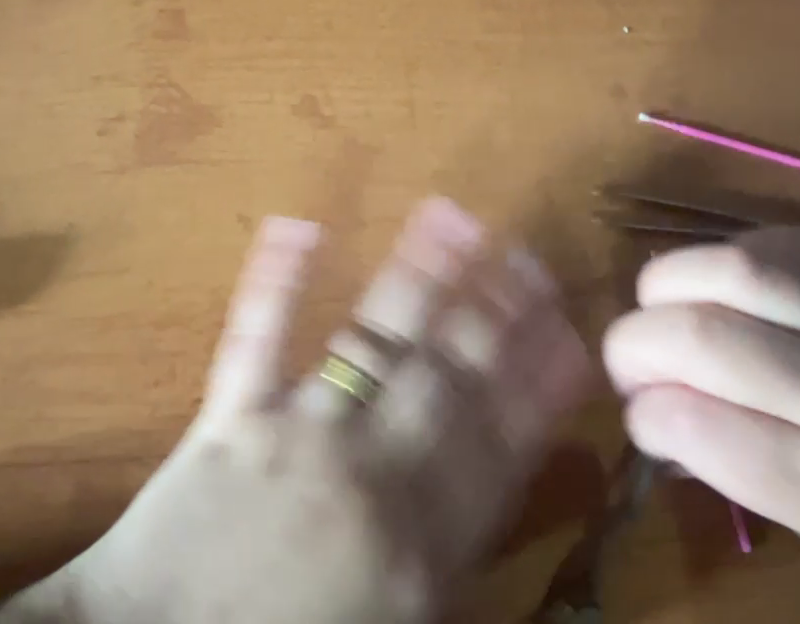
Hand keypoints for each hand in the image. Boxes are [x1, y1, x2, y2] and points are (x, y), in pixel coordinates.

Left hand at [0, 199, 589, 623]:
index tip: (569, 327)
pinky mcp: (230, 416)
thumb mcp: (398, 623)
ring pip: (373, 344)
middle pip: (447, 378)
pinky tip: (299, 225)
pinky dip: (277, 280)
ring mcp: (300, 436)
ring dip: (417, 276)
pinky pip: (256, 340)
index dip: (539, 379)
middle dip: (496, 312)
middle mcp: (372, 473)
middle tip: (528, 255)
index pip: (500, 442)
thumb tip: (501, 493)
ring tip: (453, 217)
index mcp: (421, 541)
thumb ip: (453, 562)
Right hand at [602, 228, 799, 622]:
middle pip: (699, 337)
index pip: (695, 426)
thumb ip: (753, 481)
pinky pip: (772, 242)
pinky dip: (721, 261)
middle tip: (637, 372)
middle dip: (632, 349)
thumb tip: (662, 417)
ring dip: (665, 292)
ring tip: (666, 320)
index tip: (645, 423)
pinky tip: (726, 291)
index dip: (642, 417)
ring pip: (726, 271)